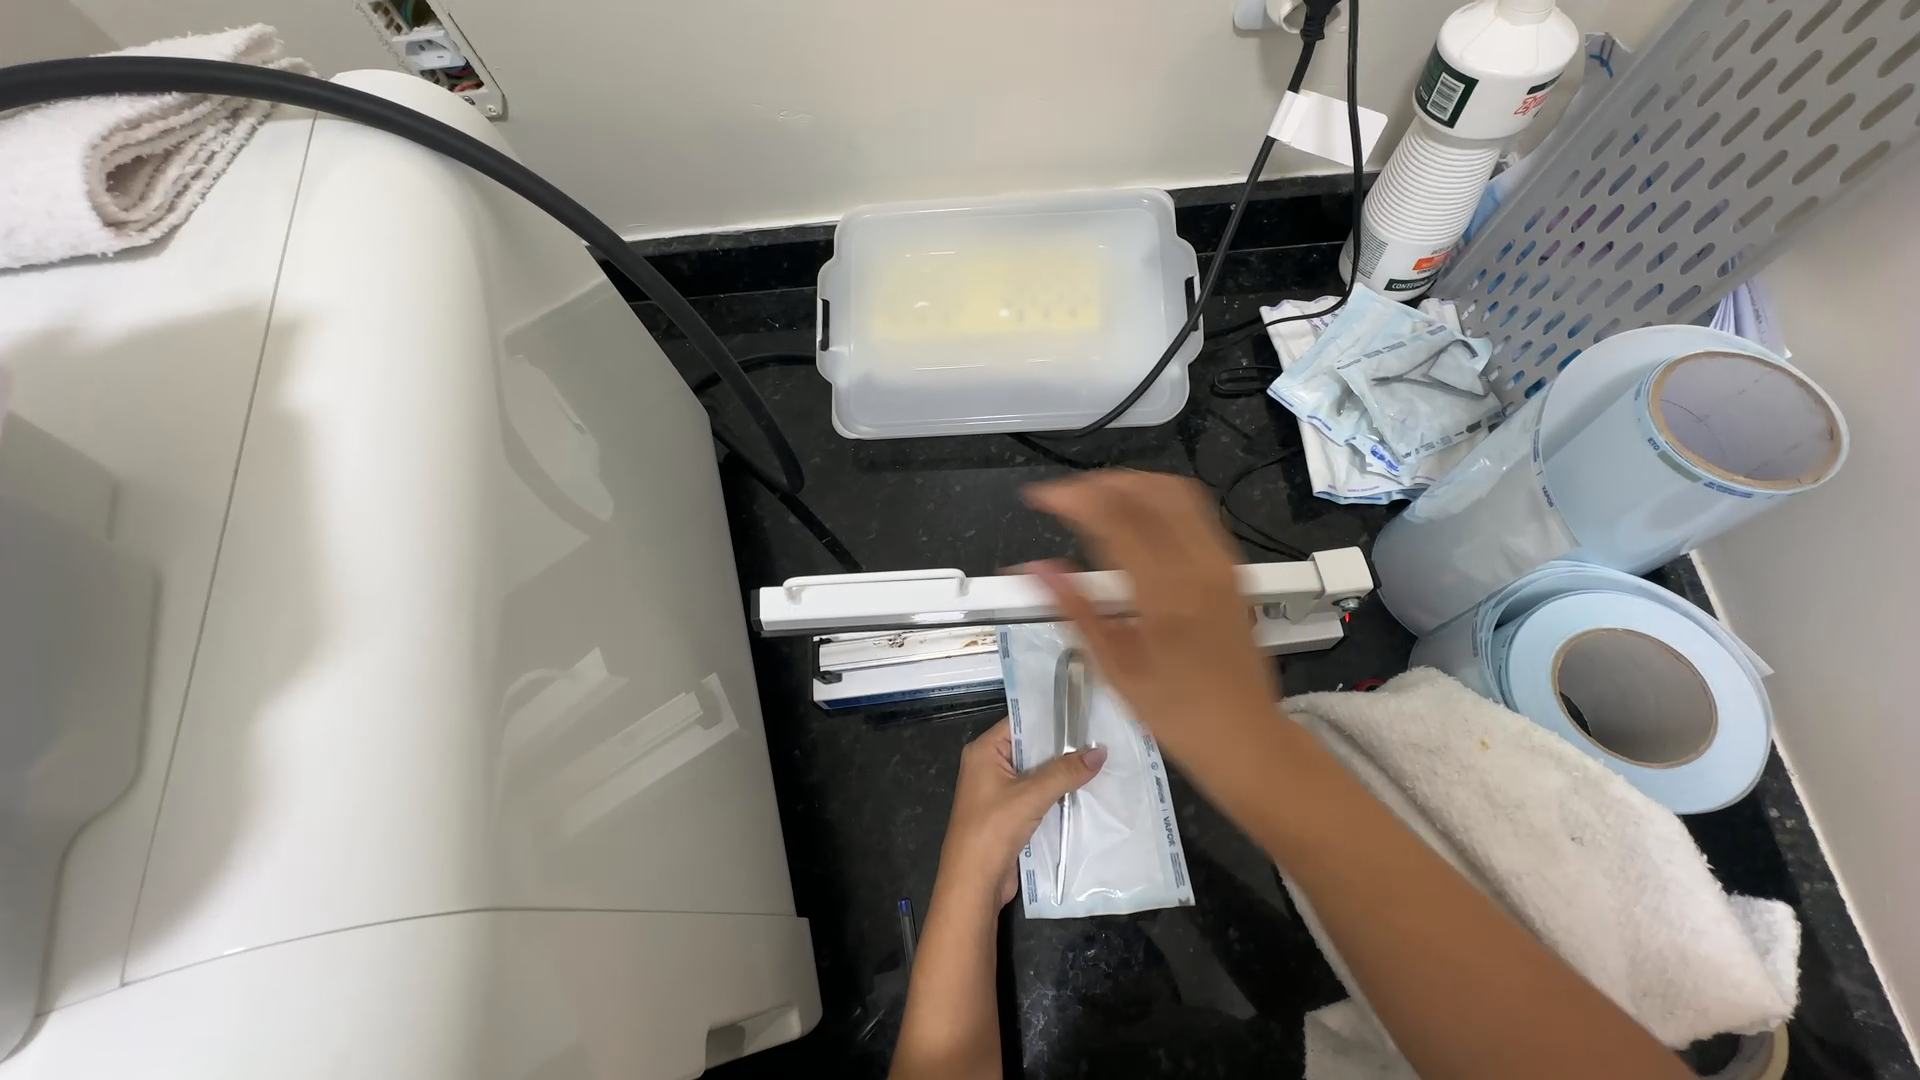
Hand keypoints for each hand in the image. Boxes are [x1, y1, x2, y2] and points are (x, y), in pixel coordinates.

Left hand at [937, 718, 1106, 907]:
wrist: (974, 883)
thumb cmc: (993, 829)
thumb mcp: (1031, 796)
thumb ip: (1065, 772)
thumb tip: (1100, 752)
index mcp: (984, 751)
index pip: (1020, 723)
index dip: (1050, 719)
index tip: (1083, 715)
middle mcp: (988, 765)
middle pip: (1030, 748)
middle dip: (1061, 747)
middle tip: (1099, 738)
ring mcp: (998, 791)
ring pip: (1035, 773)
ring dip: (1061, 772)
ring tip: (1099, 761)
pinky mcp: (1008, 813)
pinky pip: (1036, 794)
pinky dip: (1056, 793)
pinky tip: (1084, 790)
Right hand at [1023, 470, 1282, 775]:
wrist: (1246, 736)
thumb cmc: (1177, 713)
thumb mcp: (1114, 667)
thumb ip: (1074, 609)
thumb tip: (1034, 569)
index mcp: (1164, 595)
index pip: (1113, 519)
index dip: (1071, 498)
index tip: (1039, 497)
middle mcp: (1199, 567)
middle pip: (1147, 491)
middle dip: (1098, 483)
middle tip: (1065, 497)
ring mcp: (1222, 564)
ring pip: (1176, 492)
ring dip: (1130, 484)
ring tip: (1095, 498)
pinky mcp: (1232, 568)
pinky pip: (1196, 511)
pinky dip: (1159, 498)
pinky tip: (1136, 516)